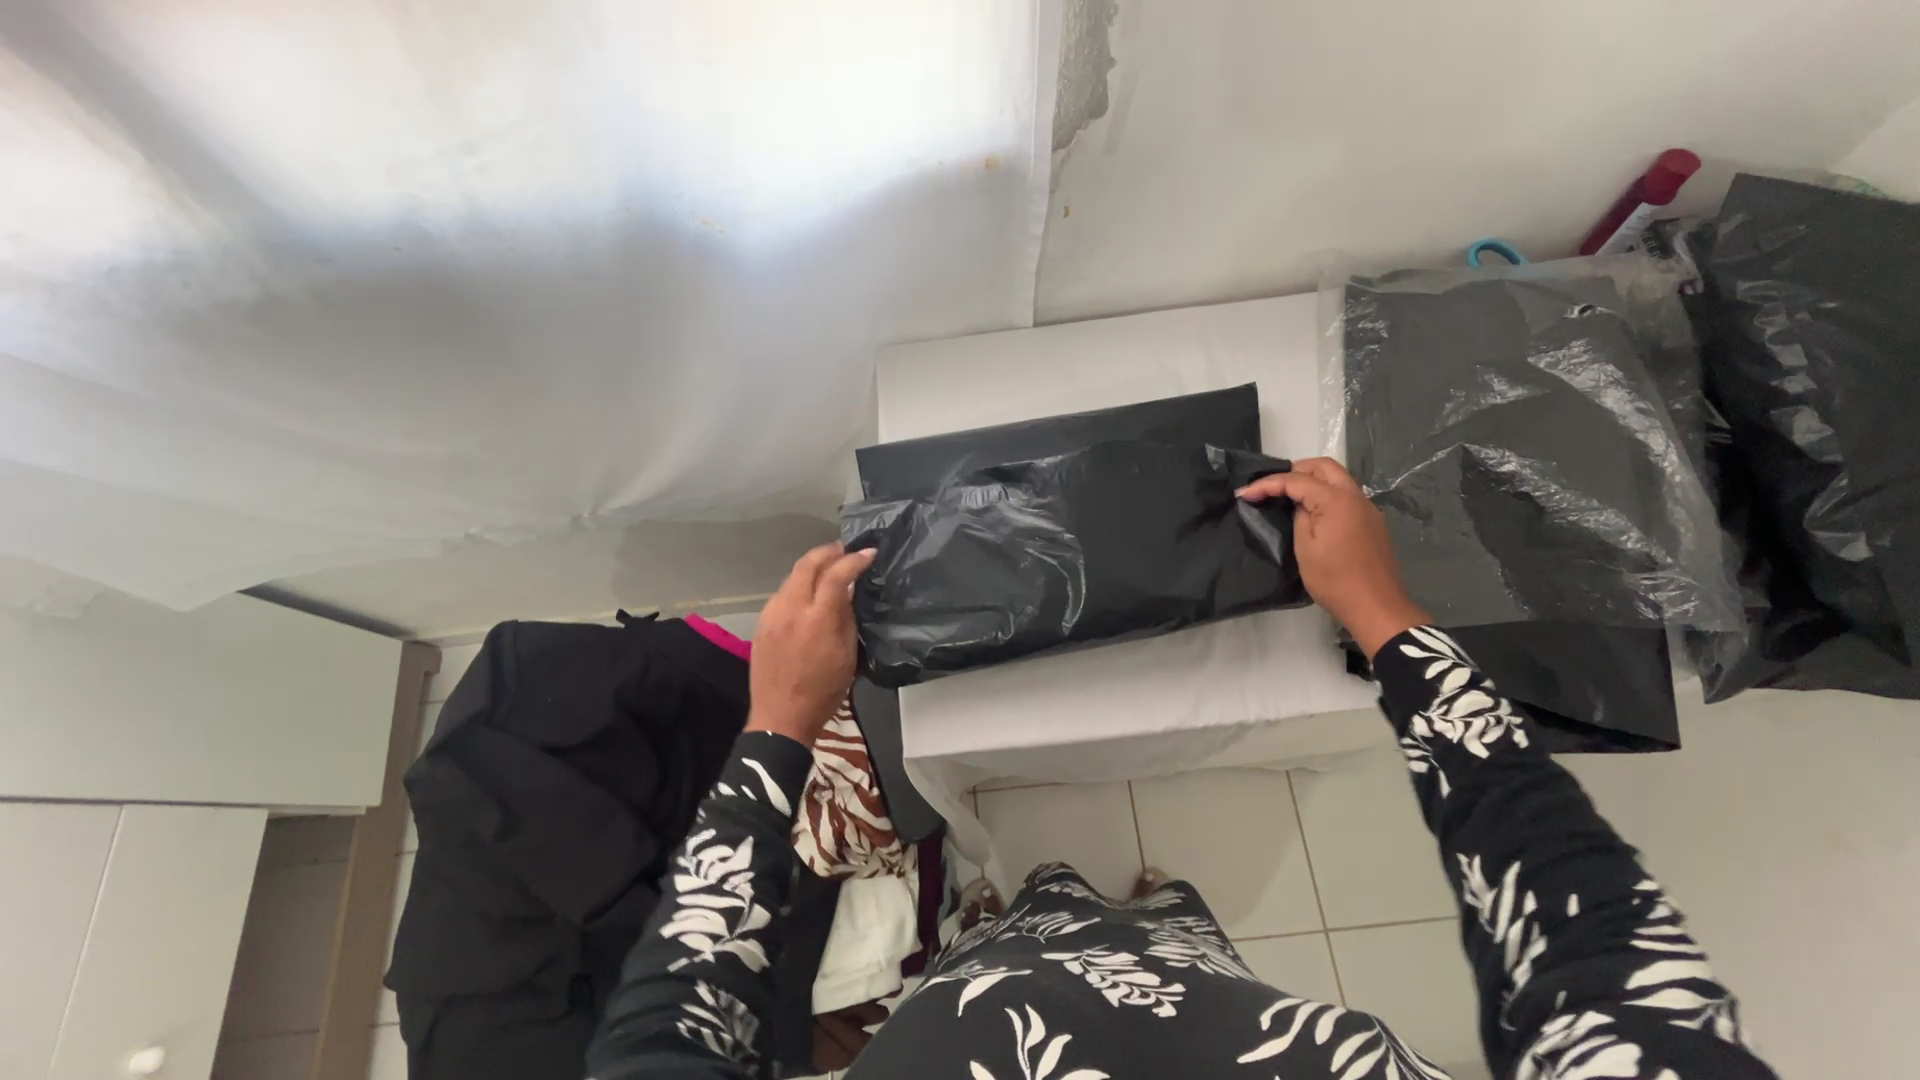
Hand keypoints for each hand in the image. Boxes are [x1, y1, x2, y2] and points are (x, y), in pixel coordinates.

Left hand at [746, 543, 875, 746]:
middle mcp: (791, 609)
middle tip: (846, 550)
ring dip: (812, 567)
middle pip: (807, 564)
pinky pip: (781, 594)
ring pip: (791, 577)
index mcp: (818, 618)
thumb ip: (847, 616)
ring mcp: (771, 615)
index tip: (870, 553)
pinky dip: (798, 585)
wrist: (781, 718)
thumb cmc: (823, 691)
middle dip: (829, 552)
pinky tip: (808, 594)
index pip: (837, 574)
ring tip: (829, 568)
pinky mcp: (761, 624)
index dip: (855, 559)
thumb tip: (849, 588)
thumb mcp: (847, 655)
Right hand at [1238, 457, 1431, 658]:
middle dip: (1293, 471)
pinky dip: (1326, 494)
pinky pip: (1346, 495)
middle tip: (1271, 489)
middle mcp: (1355, 496)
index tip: (1243, 494)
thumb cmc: (1334, 580)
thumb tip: (1299, 505)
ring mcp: (1368, 508)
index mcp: (1336, 500)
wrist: (1376, 606)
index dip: (1267, 484)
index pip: (1296, 480)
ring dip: (1312, 480)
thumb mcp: (1305, 548)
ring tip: (1288, 498)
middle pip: (1323, 466)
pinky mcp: (1372, 521)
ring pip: (1338, 478)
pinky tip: (1313, 513)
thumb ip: (1299, 516)